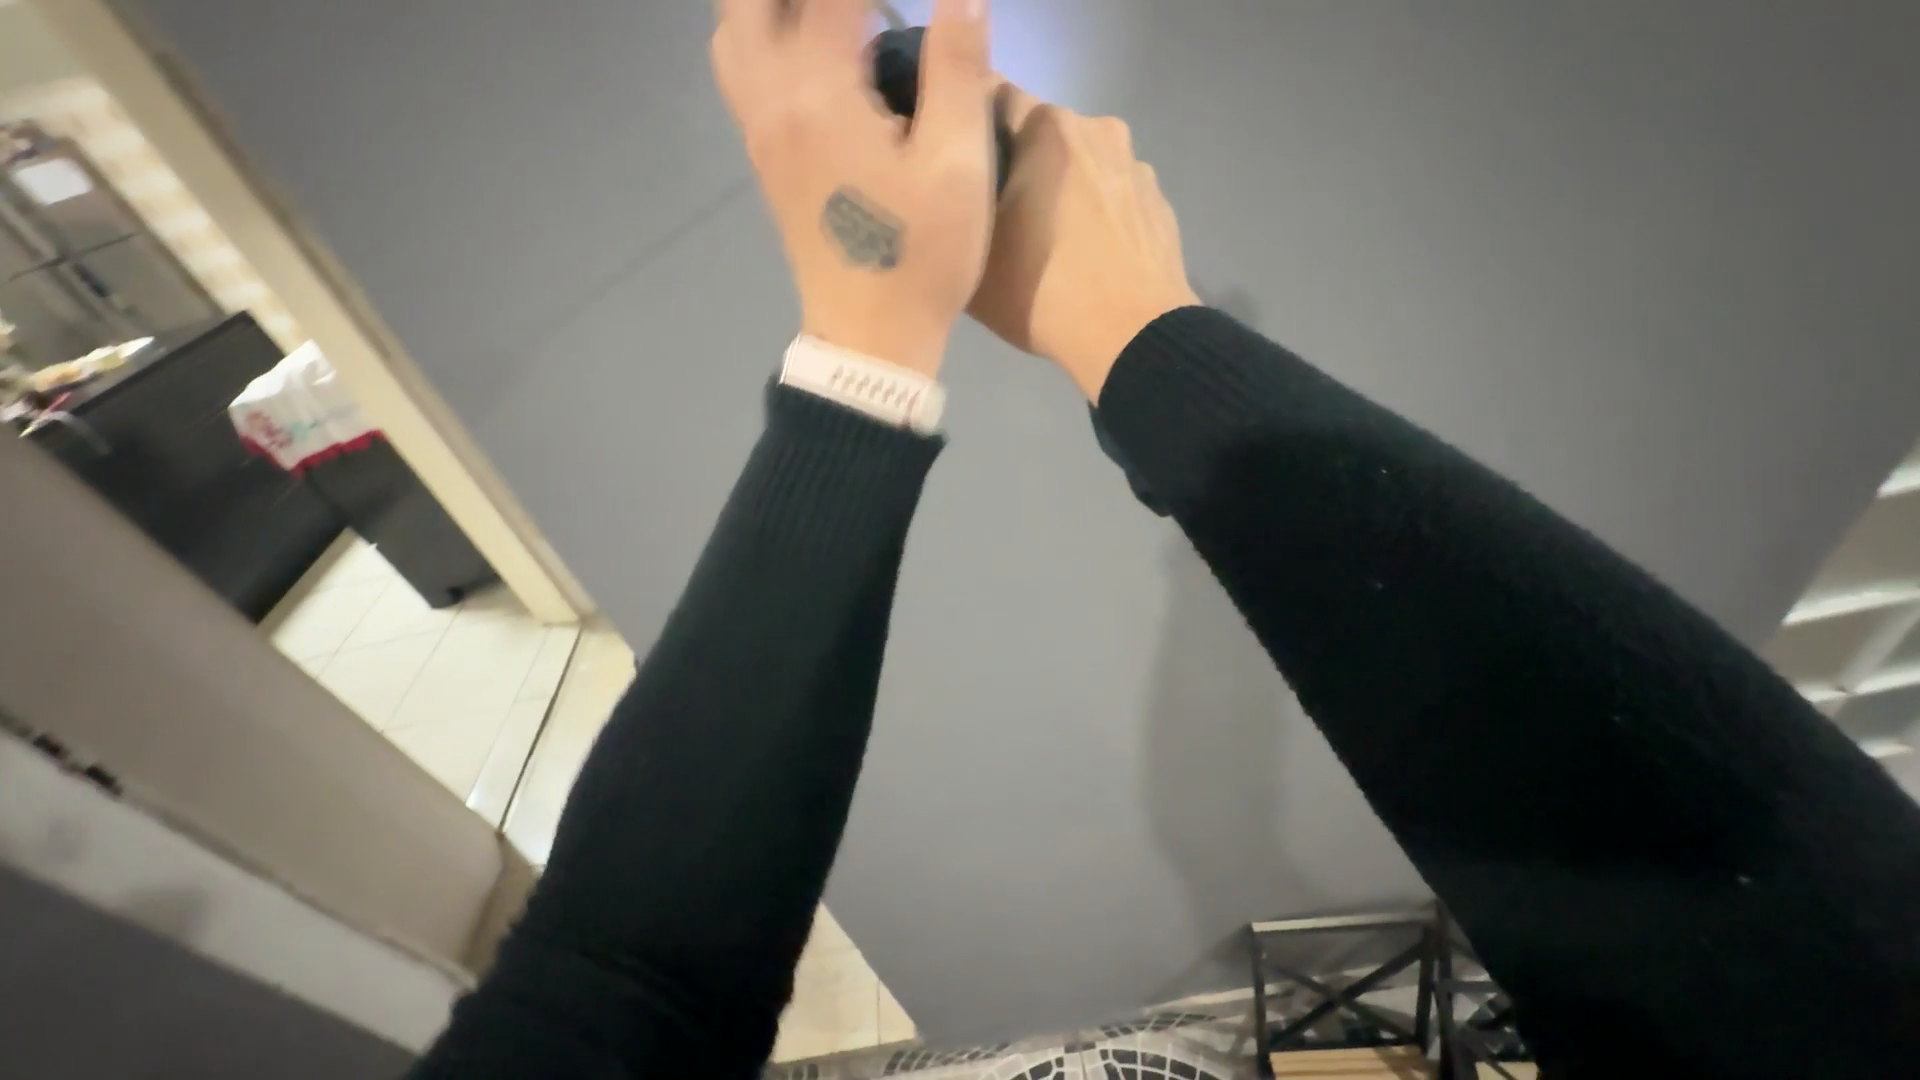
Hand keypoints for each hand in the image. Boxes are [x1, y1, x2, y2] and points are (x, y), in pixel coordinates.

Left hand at [712, 0, 996, 377]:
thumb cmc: (920, 259)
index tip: (906, 9)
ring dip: (776, 11)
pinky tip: (818, 59)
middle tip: (867, 10)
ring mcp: (759, 135)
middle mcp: (772, 101)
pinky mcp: (764, 163)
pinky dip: (766, 41)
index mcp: (818, 92)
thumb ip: (958, 68)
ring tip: (837, 22)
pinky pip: (742, 76)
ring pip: (733, 34)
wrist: (871, 340)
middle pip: (753, 2)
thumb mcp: (958, 166)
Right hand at [969, 85, 1200, 399]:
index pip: (990, 98)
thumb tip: (950, 202)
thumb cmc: (1041, 293)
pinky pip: (1114, 199)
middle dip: (1018, 166)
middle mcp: (1096, 129)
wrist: (1131, 337)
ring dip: (1061, 193)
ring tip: (1049, 247)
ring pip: (1081, 167)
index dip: (966, 131)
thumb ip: (954, 215)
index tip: (956, 170)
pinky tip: (1089, 261)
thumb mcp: (971, 262)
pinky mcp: (1159, 204)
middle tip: (1001, 219)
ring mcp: (1135, 166)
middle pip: (1040, 135)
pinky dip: (1098, 218)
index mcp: (1045, 128)